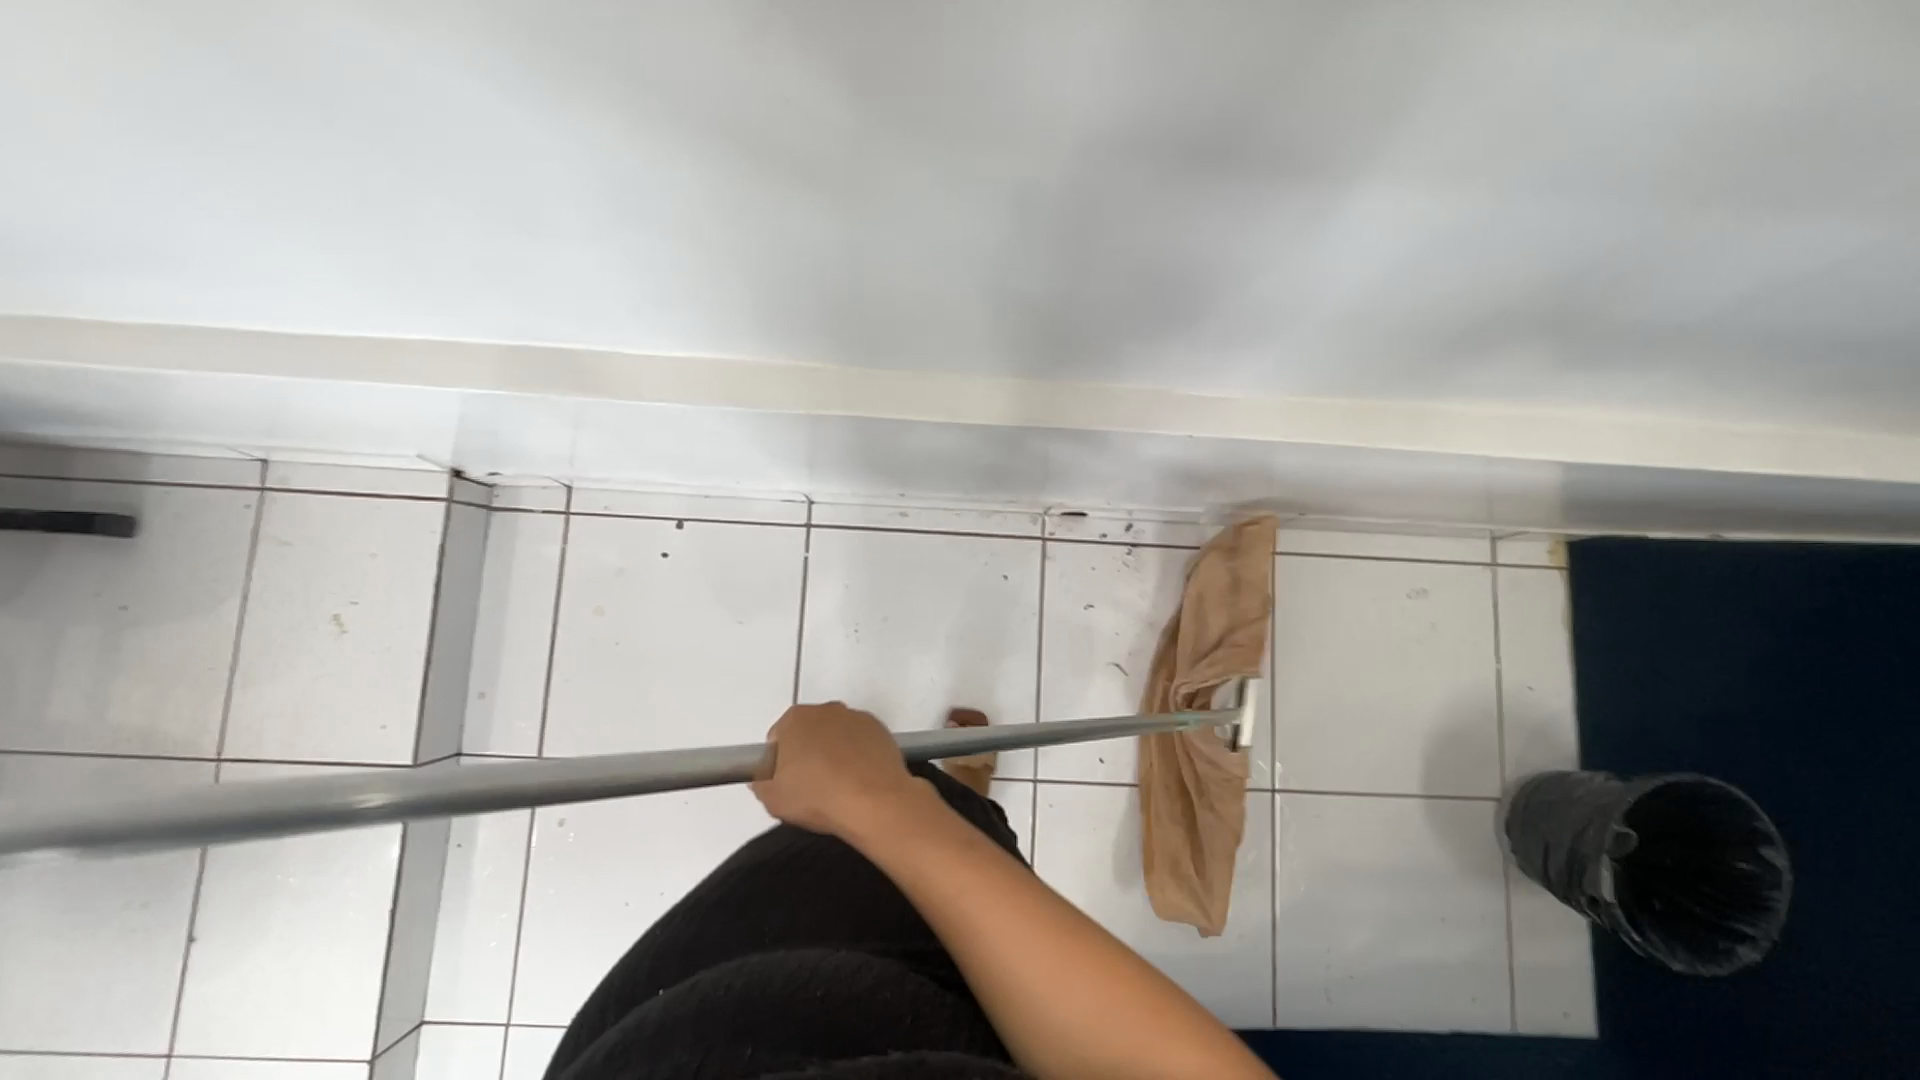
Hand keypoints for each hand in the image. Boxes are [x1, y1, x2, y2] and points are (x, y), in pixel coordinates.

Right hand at [751, 702, 925, 837]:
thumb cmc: (822, 796)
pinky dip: (858, 754)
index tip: (784, 779)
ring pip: (836, 734)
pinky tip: (857, 779)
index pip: (778, 737)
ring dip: (834, 752)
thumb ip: (760, 784)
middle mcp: (826, 711)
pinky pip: (861, 741)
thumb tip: (762, 780)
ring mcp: (856, 718)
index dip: (778, 761)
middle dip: (806, 752)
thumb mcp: (773, 799)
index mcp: (795, 719)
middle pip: (808, 731)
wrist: (874, 803)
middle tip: (808, 784)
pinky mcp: (879, 730)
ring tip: (836, 785)